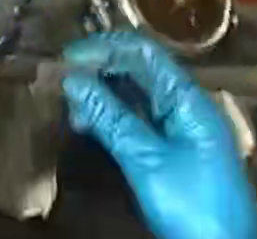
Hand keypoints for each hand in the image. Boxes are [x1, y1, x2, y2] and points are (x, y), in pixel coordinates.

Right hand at [62, 32, 256, 238]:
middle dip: (97, 69)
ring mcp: (177, 127)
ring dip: (98, 92)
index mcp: (187, 99)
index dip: (104, 47)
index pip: (143, 50)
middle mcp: (183, 105)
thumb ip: (108, 115)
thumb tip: (69, 76)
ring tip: (71, 108)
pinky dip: (107, 113)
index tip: (69, 58)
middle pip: (135, 67)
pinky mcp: (169, 149)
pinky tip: (85, 124)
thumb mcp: (146, 161)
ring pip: (130, 91)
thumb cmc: (193, 208)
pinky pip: (133, 115)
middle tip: (63, 82)